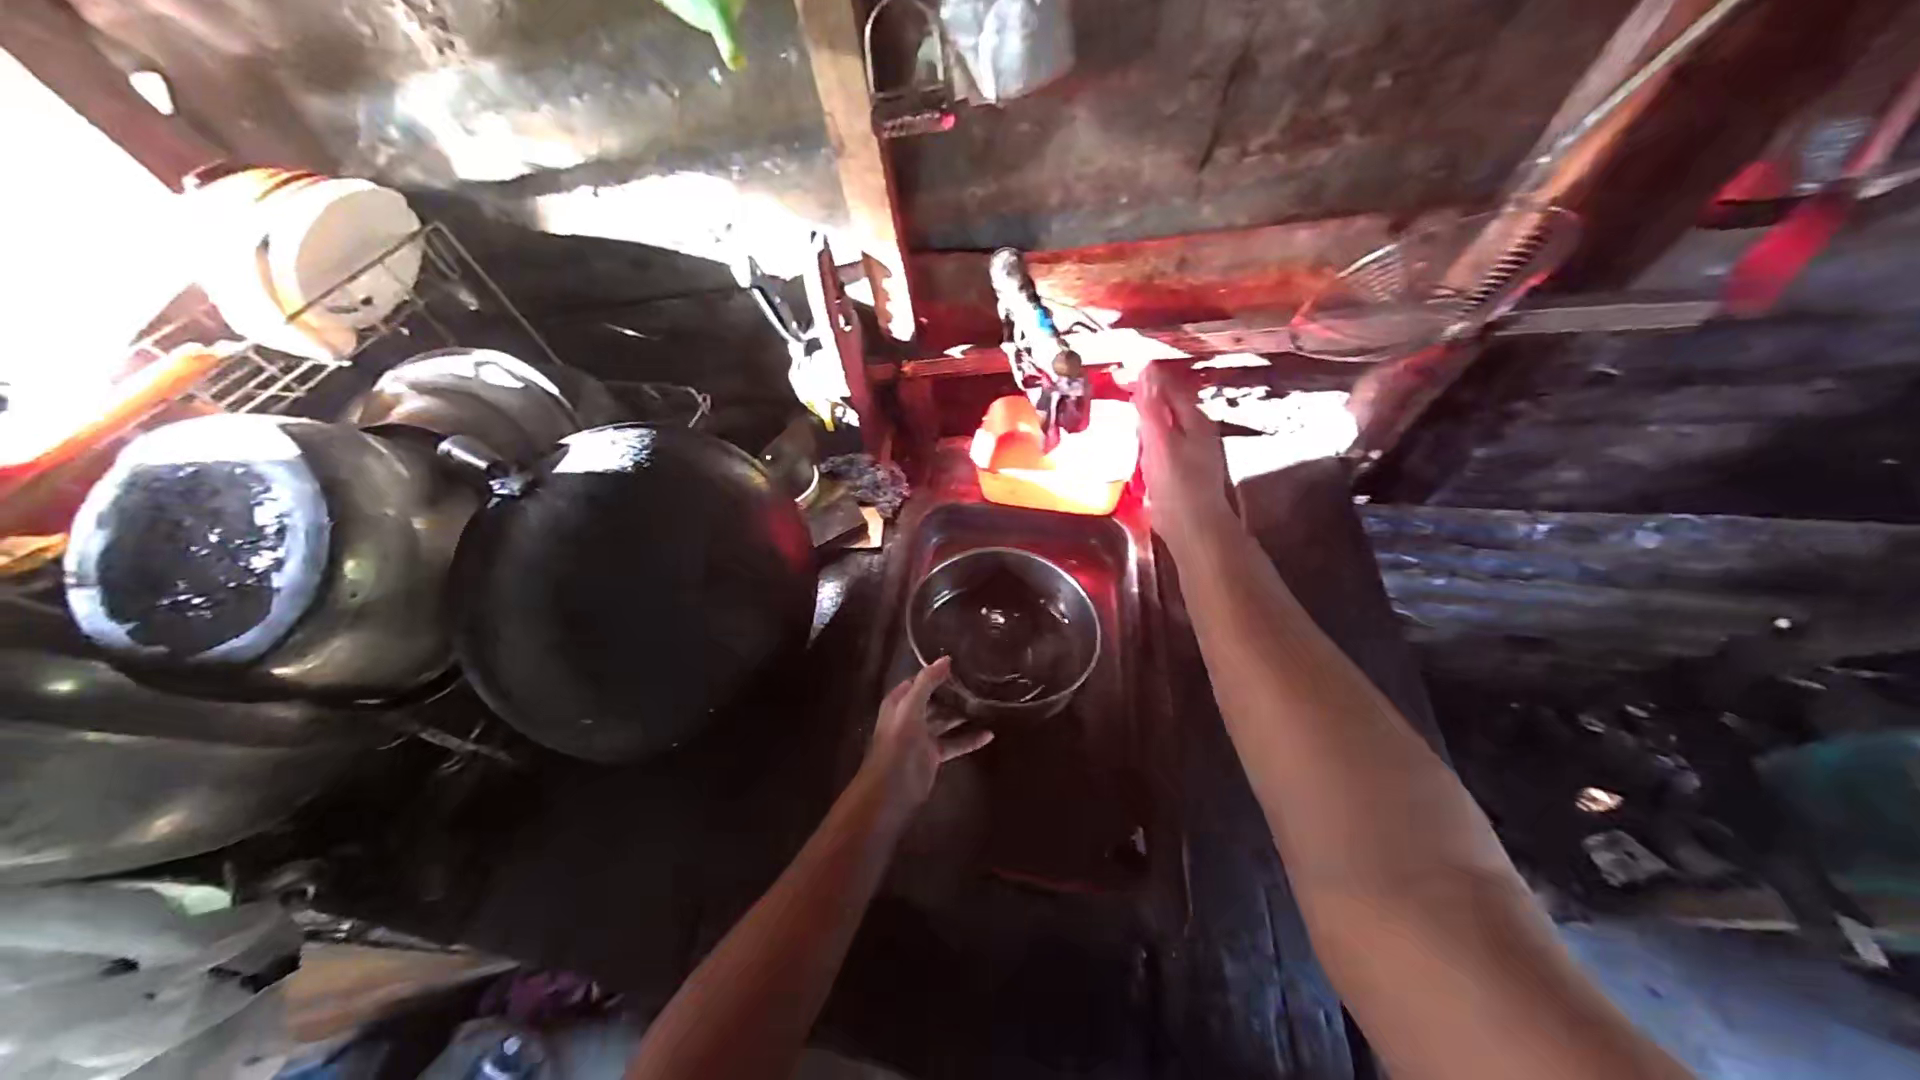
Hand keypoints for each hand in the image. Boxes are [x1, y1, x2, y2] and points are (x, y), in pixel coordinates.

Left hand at [860, 657, 993, 808]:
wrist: (891, 791)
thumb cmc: (898, 745)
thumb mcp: (910, 708)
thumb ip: (926, 683)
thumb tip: (946, 659)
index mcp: (899, 702)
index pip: (919, 681)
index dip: (937, 672)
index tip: (962, 664)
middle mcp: (910, 716)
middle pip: (934, 699)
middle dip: (953, 692)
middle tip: (979, 683)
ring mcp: (922, 737)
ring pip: (946, 720)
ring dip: (963, 714)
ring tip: (987, 704)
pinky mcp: (933, 755)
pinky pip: (955, 743)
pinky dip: (970, 739)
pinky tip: (989, 735)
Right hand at [1136, 363, 1234, 555]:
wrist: (1194, 529)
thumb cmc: (1178, 485)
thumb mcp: (1161, 442)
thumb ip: (1152, 407)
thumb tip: (1146, 370)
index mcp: (1195, 420)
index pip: (1171, 387)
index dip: (1149, 377)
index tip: (1123, 371)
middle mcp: (1196, 431)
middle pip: (1170, 404)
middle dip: (1147, 395)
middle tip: (1120, 389)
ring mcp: (1190, 451)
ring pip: (1166, 424)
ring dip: (1147, 416)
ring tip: (1124, 411)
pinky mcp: (1180, 470)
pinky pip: (1162, 444)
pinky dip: (1148, 438)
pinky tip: (1136, 444)